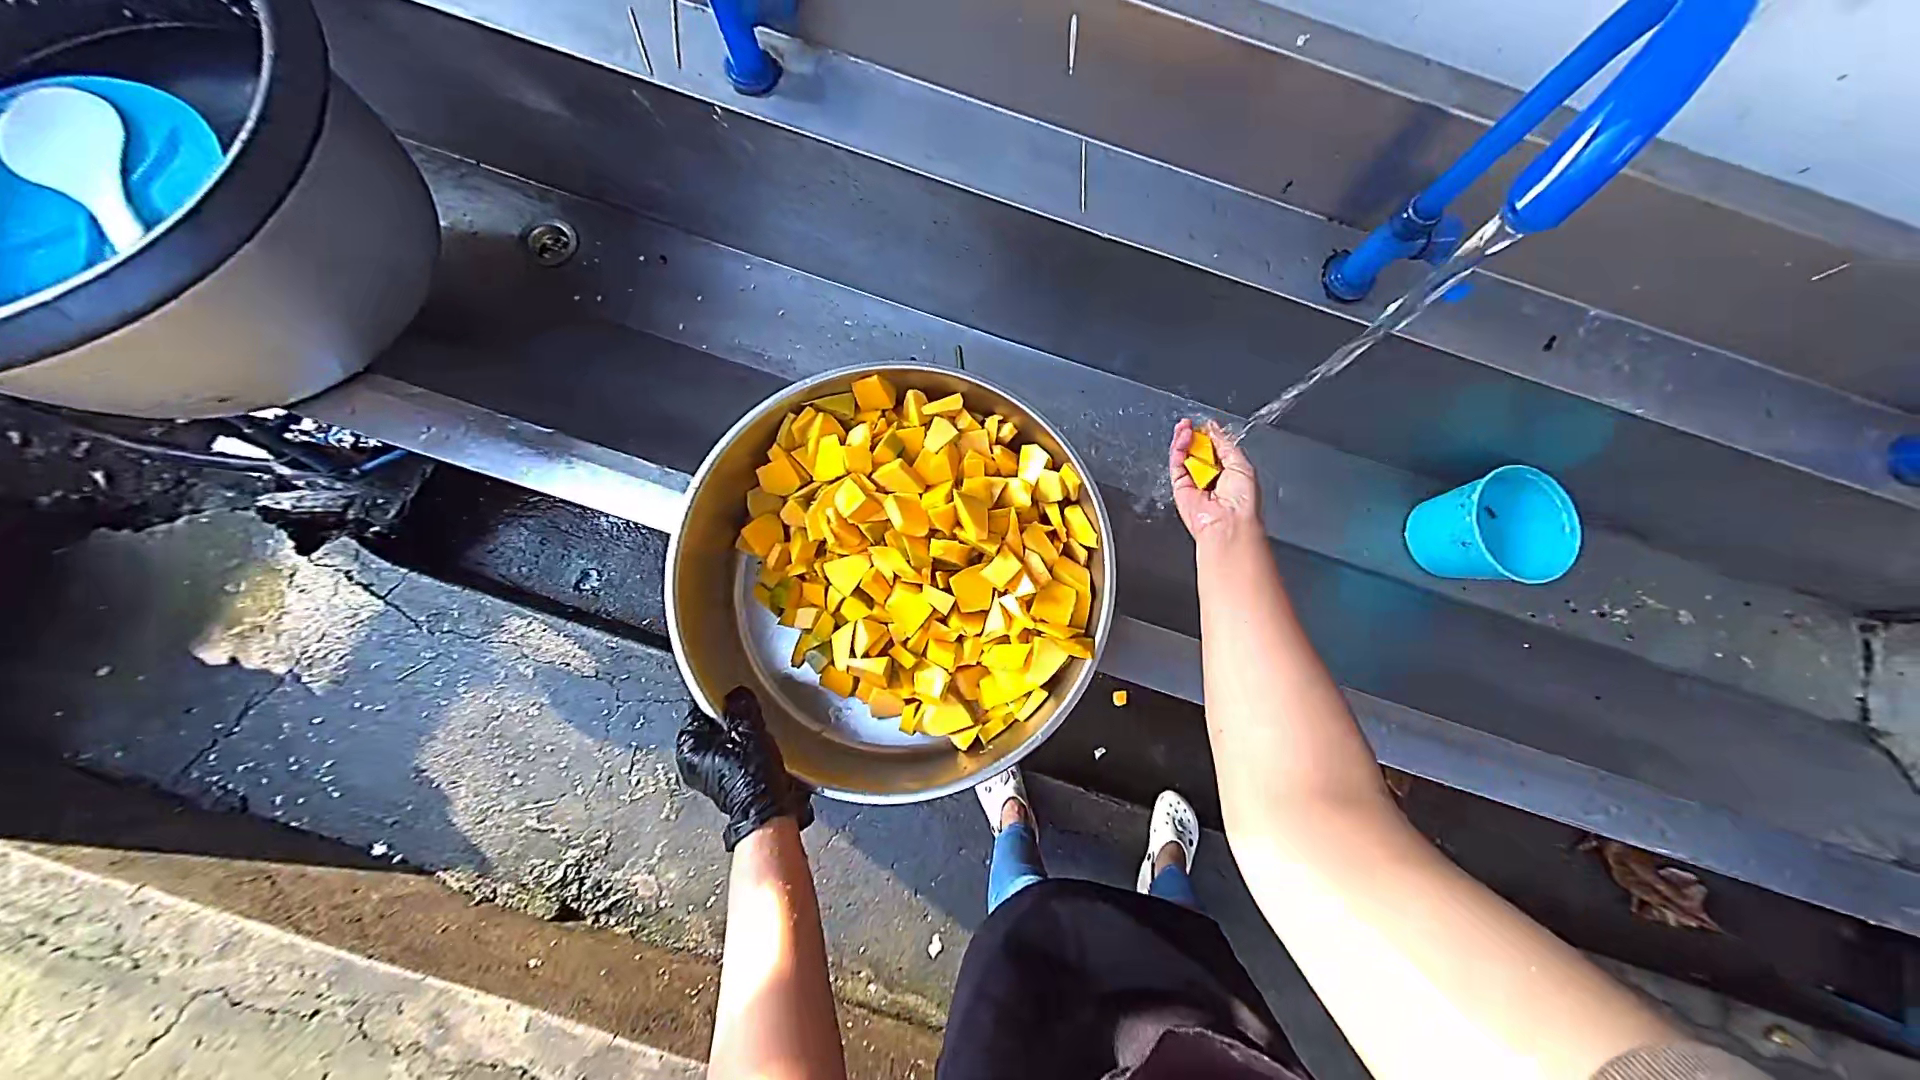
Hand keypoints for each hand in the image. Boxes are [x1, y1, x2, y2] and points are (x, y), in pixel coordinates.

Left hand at [677, 686, 814, 850]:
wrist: (767, 811)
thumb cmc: (751, 778)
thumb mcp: (748, 731)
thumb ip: (740, 707)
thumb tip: (737, 694)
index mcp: (689, 747)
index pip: (699, 708)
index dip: (720, 697)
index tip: (735, 691)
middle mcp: (694, 761)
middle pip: (713, 723)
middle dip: (732, 716)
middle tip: (750, 712)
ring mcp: (710, 772)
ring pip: (726, 737)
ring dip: (741, 731)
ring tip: (758, 728)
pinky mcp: (727, 778)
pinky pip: (735, 750)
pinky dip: (746, 745)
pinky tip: (761, 744)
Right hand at [1169, 418, 1260, 545]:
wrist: (1228, 523)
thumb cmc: (1242, 502)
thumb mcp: (1242, 464)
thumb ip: (1226, 445)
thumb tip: (1213, 428)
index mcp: (1229, 472)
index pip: (1216, 448)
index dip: (1210, 435)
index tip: (1206, 425)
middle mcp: (1210, 477)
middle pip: (1197, 449)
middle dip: (1194, 435)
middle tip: (1192, 424)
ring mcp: (1194, 482)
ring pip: (1184, 455)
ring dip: (1184, 439)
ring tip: (1185, 427)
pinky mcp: (1179, 487)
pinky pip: (1176, 465)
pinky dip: (1177, 450)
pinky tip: (1182, 438)